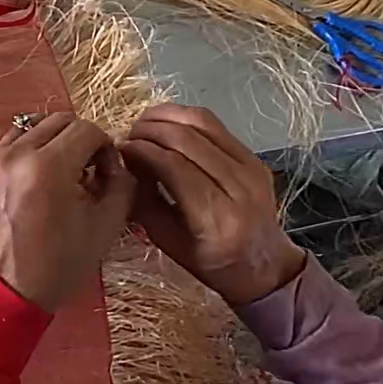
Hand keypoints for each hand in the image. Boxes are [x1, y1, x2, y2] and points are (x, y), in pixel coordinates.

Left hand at [0, 113, 135, 312]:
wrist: (9, 285)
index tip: (107, 171)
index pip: (86, 129)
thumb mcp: (107, 224)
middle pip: (60, 120)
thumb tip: (116, 158)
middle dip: (81, 139)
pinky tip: (42, 176)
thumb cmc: (60, 261)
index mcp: (47, 167)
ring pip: (35, 124)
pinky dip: (32, 147)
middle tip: (89, 169)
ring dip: (56, 140)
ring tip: (64, 172)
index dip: (104, 147)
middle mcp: (17, 154)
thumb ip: (121, 182)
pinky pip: (14, 139)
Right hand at [119, 105, 306, 306]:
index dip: (141, 150)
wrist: (263, 266)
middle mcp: (239, 187)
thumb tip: (124, 159)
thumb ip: (143, 197)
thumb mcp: (164, 238)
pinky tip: (165, 124)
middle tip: (127, 136)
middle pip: (186, 139)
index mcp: (216, 217)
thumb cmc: (208, 260)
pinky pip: (214, 124)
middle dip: (148, 130)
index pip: (173, 166)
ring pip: (201, 122)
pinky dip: (183, 117)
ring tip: (142, 125)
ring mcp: (251, 168)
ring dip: (165, 117)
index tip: (119, 148)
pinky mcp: (253, 156)